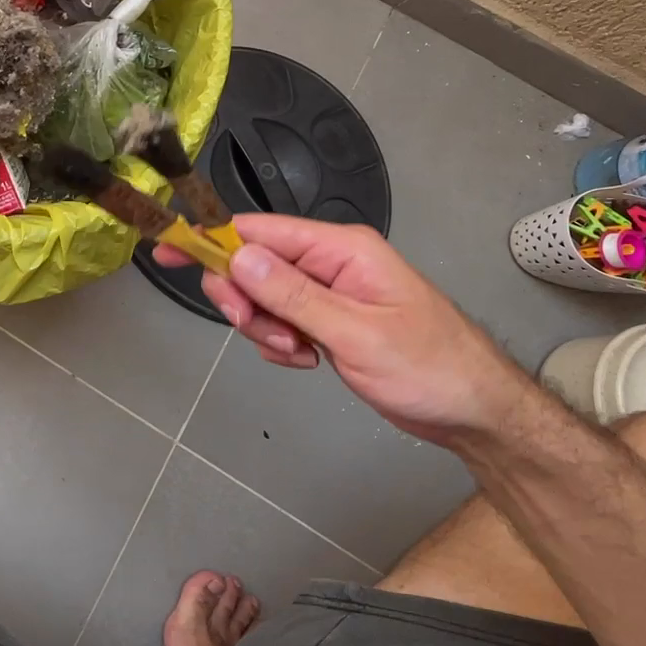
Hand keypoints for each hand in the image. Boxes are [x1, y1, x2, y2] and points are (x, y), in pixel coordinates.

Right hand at [153, 214, 533, 444]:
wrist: (477, 414)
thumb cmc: (429, 368)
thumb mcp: (355, 333)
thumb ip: (291, 294)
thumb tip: (236, 256)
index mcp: (339, 248)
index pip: (257, 231)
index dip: (210, 239)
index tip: (168, 251)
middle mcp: (327, 262)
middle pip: (251, 264)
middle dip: (245, 299)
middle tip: (262, 331)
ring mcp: (326, 290)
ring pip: (260, 296)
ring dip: (265, 327)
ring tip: (299, 353)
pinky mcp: (324, 318)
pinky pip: (277, 320)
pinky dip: (280, 342)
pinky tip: (307, 359)